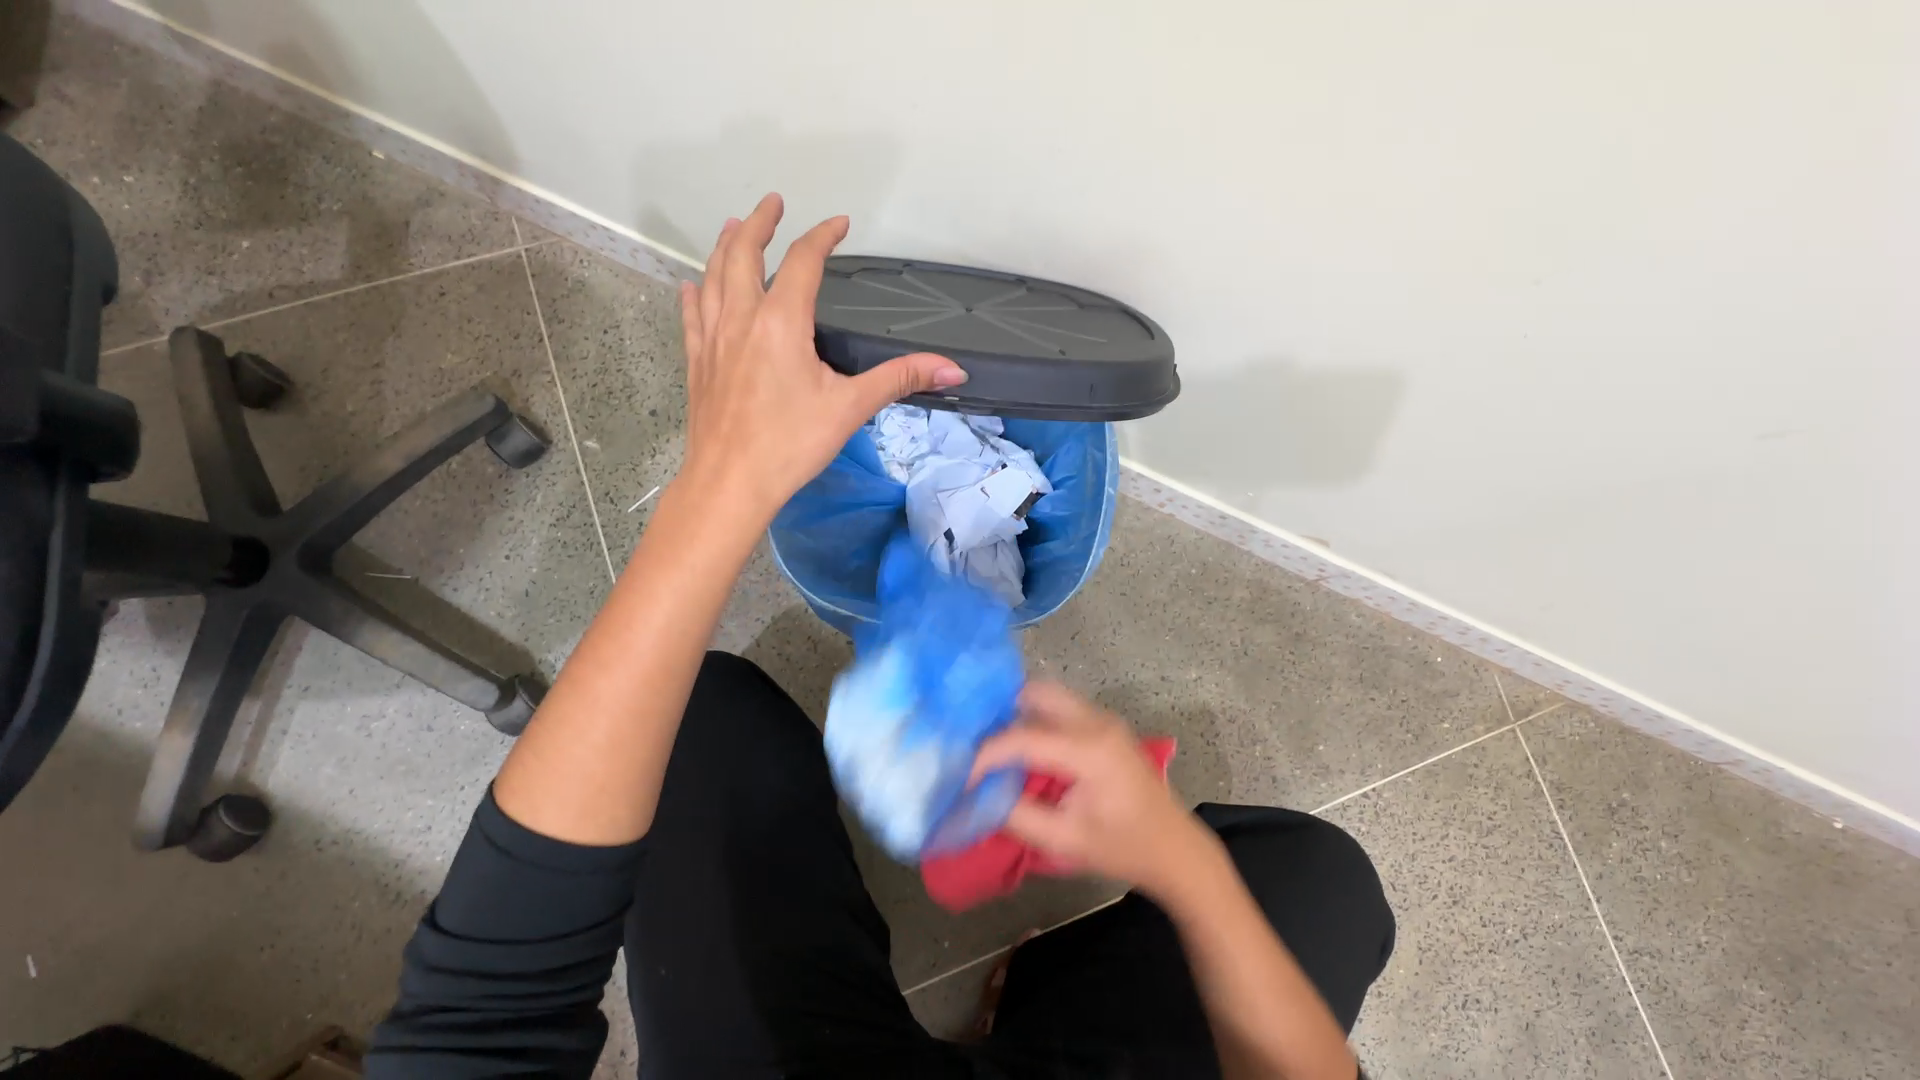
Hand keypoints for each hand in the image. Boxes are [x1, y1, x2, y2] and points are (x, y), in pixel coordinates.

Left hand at [677, 193, 967, 517]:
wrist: (729, 483)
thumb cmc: (790, 445)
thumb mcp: (850, 409)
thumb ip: (899, 379)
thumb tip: (952, 369)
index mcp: (781, 323)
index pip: (803, 262)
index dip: (823, 237)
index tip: (839, 224)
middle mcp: (742, 319)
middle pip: (744, 254)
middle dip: (759, 223)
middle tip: (772, 202)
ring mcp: (713, 339)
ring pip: (713, 277)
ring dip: (725, 247)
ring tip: (733, 227)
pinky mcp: (698, 363)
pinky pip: (692, 315)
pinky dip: (695, 293)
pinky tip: (693, 285)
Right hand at [972, 681, 1216, 899]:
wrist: (1175, 849)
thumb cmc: (1123, 847)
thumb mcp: (1063, 840)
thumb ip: (1016, 814)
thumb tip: (976, 796)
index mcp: (1089, 750)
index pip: (1022, 738)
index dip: (986, 755)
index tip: (962, 776)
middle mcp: (1097, 722)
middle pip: (1037, 694)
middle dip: (1001, 714)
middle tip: (973, 742)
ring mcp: (1104, 720)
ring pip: (1048, 696)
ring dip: (1018, 714)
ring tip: (990, 744)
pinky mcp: (1105, 726)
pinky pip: (1061, 708)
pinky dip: (1035, 719)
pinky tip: (1019, 747)